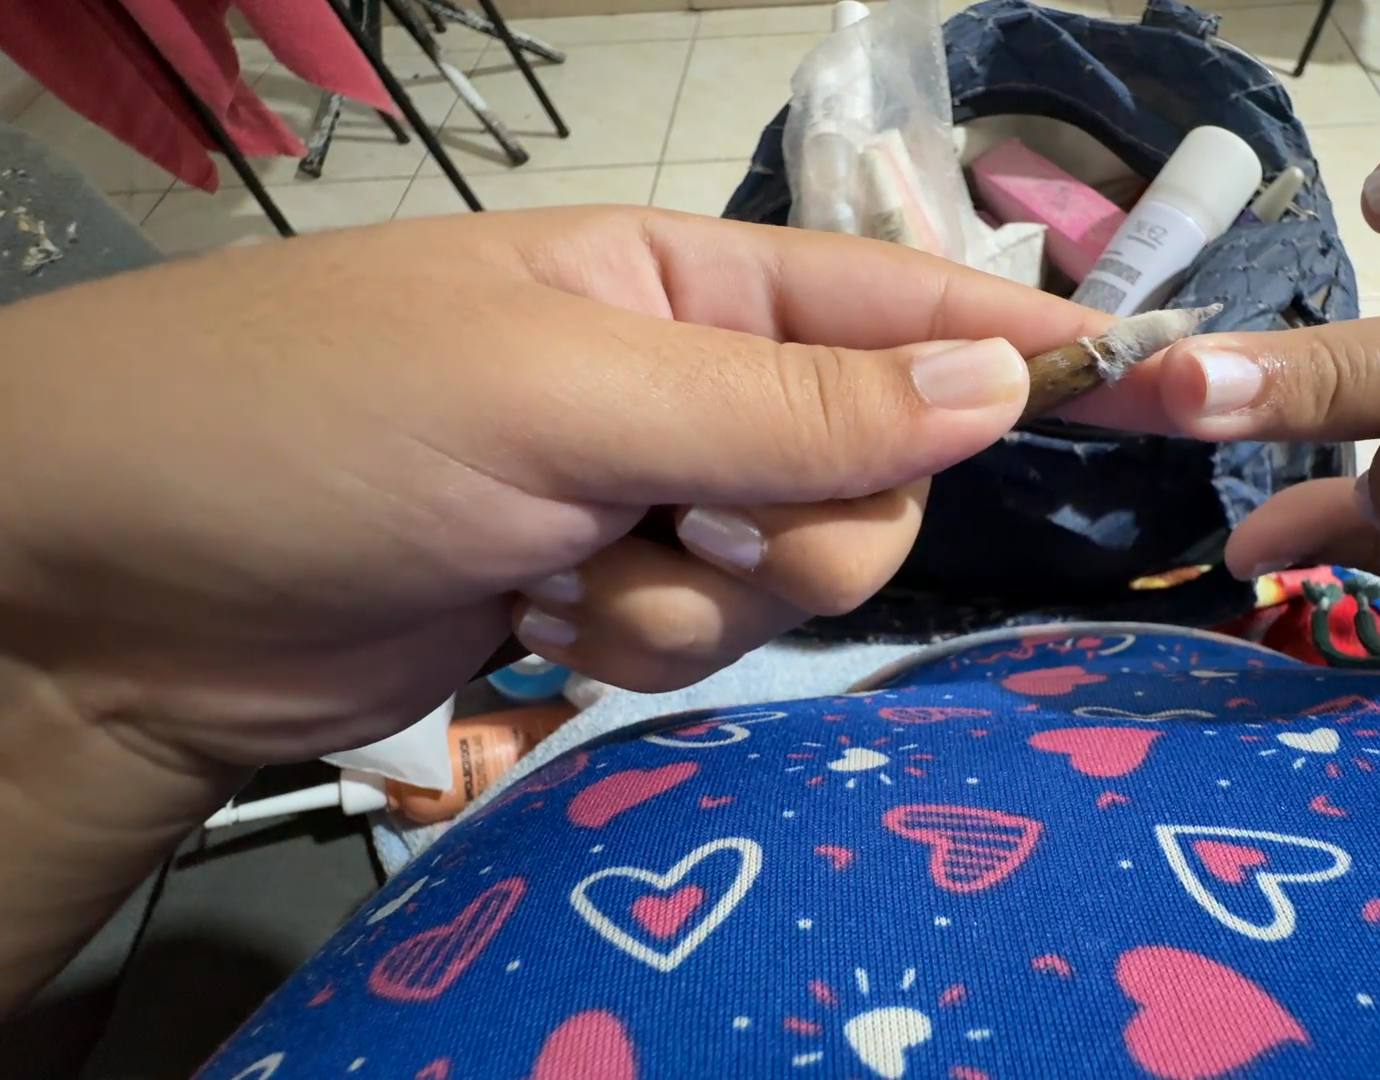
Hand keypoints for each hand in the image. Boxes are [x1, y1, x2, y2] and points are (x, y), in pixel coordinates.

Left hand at [0, 208, 1119, 769]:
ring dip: (712, 595)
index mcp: (697, 284)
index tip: (1125, 365)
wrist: (112, 603)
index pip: (895, 299)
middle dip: (813, 523)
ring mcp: (676, 492)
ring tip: (577, 574)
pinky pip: (725, 631)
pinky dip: (648, 642)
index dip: (1010, 334)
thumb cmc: (314, 433)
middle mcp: (706, 383)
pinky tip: (543, 620)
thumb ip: (799, 405)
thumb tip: (997, 381)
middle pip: (872, 468)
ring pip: (807, 565)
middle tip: (704, 527)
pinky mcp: (637, 586)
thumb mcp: (570, 398)